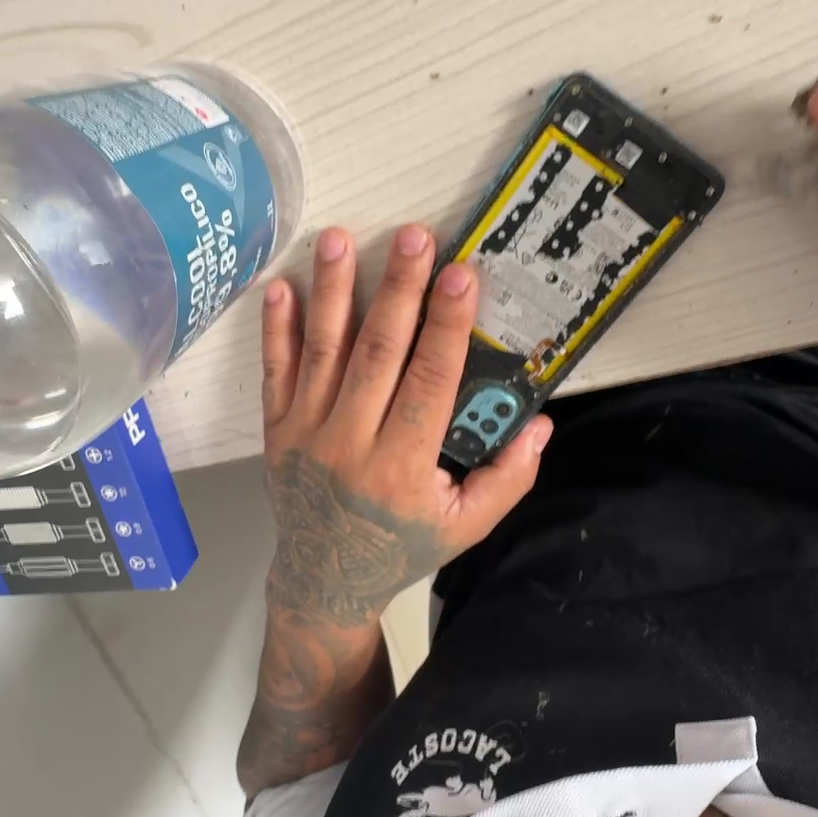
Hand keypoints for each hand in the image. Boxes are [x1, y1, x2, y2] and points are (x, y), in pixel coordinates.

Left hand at [259, 224, 553, 623]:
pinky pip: (276, 371)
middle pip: (377, 353)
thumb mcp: (466, 527)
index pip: (429, 382)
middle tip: (413, 236)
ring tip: (340, 240)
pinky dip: (277, 329)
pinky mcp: (278, 430)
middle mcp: (349, 443)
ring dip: (333, 293)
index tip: (460, 276)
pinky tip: (282, 287)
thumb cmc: (402, 548)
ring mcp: (307, 433)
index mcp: (402, 467)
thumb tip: (541, 424)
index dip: (447, 327)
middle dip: (398, 290)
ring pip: (323, 351)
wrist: (324, 580)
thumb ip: (508, 478)